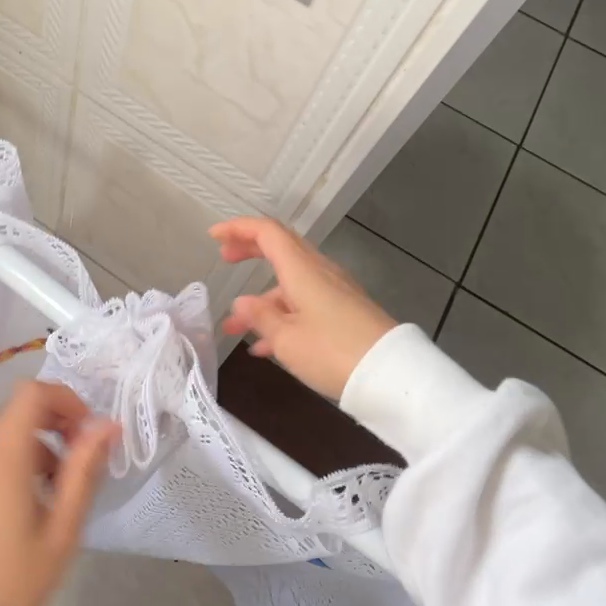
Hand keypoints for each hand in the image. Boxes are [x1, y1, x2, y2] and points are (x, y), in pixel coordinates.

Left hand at [0, 381, 120, 605]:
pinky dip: (13, 465)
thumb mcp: (62, 528)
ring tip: (56, 496)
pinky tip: (26, 508)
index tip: (88, 432)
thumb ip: (85, 469)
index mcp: (2, 456)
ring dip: (37, 450)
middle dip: (56, 428)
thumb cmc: (15, 578)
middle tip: (80, 467)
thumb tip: (108, 426)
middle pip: (19, 414)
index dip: (66, 400)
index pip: (33, 393)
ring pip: (4, 438)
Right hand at [210, 216, 397, 399]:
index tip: (213, 236)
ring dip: (262, 298)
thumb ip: (260, 317)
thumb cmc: (333, 352)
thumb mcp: (287, 339)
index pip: (267, 232)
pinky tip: (266, 347)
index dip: (238, 229)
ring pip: (290, 283)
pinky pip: (305, 304)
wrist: (392, 376)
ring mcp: (334, 292)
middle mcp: (319, 272)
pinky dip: (282, 315)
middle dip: (250, 251)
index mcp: (302, 269)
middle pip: (281, 248)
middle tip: (224, 259)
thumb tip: (241, 302)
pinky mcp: (344, 313)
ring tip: (234, 327)